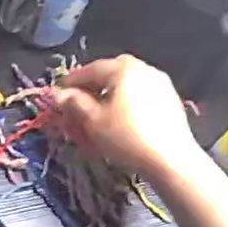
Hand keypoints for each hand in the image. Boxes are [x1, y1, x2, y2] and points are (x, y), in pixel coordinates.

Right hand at [56, 55, 204, 179]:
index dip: (71, 82)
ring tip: (99, 113)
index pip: (90, 69)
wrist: (170, 158)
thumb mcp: (93, 121)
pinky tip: (121, 119)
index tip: (58, 95)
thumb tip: (59, 94)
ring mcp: (160, 82)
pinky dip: (126, 101)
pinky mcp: (170, 99)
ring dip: (110, 94)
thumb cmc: (126, 137)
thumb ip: (74, 103)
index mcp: (123, 68)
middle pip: (110, 73)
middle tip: (78, 102)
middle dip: (92, 86)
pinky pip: (141, 94)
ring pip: (127, 84)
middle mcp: (144, 68)